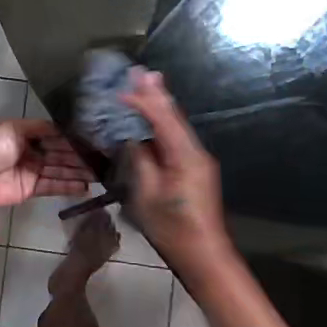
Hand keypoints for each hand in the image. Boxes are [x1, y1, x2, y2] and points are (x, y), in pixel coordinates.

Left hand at [0, 119, 93, 208]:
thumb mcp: (15, 129)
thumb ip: (40, 128)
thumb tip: (64, 127)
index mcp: (29, 135)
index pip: (57, 136)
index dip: (74, 139)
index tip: (94, 141)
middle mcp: (34, 152)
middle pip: (61, 154)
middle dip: (80, 157)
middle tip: (103, 159)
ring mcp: (34, 171)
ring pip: (61, 171)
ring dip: (79, 172)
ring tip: (100, 174)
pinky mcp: (32, 189)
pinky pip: (54, 186)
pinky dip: (69, 186)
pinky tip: (86, 186)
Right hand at [122, 69, 237, 285]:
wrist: (204, 254)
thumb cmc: (172, 226)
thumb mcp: (147, 193)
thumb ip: (141, 160)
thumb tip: (133, 138)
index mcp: (185, 155)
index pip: (162, 119)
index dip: (142, 101)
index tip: (122, 87)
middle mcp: (195, 152)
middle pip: (174, 117)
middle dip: (156, 94)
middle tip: (141, 71)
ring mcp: (197, 161)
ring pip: (177, 126)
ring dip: (161, 105)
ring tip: (148, 83)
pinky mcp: (194, 170)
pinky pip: (177, 138)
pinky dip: (164, 122)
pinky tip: (155, 117)